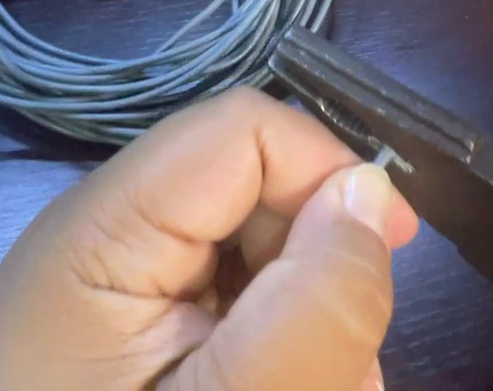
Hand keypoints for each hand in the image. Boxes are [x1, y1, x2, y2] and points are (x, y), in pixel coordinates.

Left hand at [0, 88, 418, 390]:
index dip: (325, 167)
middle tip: (341, 367)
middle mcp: (103, 231)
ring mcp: (116, 280)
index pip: (242, 128)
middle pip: (253, 181)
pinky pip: (233, 293)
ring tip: (310, 388)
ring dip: (306, 311)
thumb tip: (370, 187)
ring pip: (256, 241)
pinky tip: (277, 385)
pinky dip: (278, 338)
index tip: (391, 246)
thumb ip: (313, 304)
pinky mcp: (134, 322)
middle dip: (317, 259)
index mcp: (100, 230)